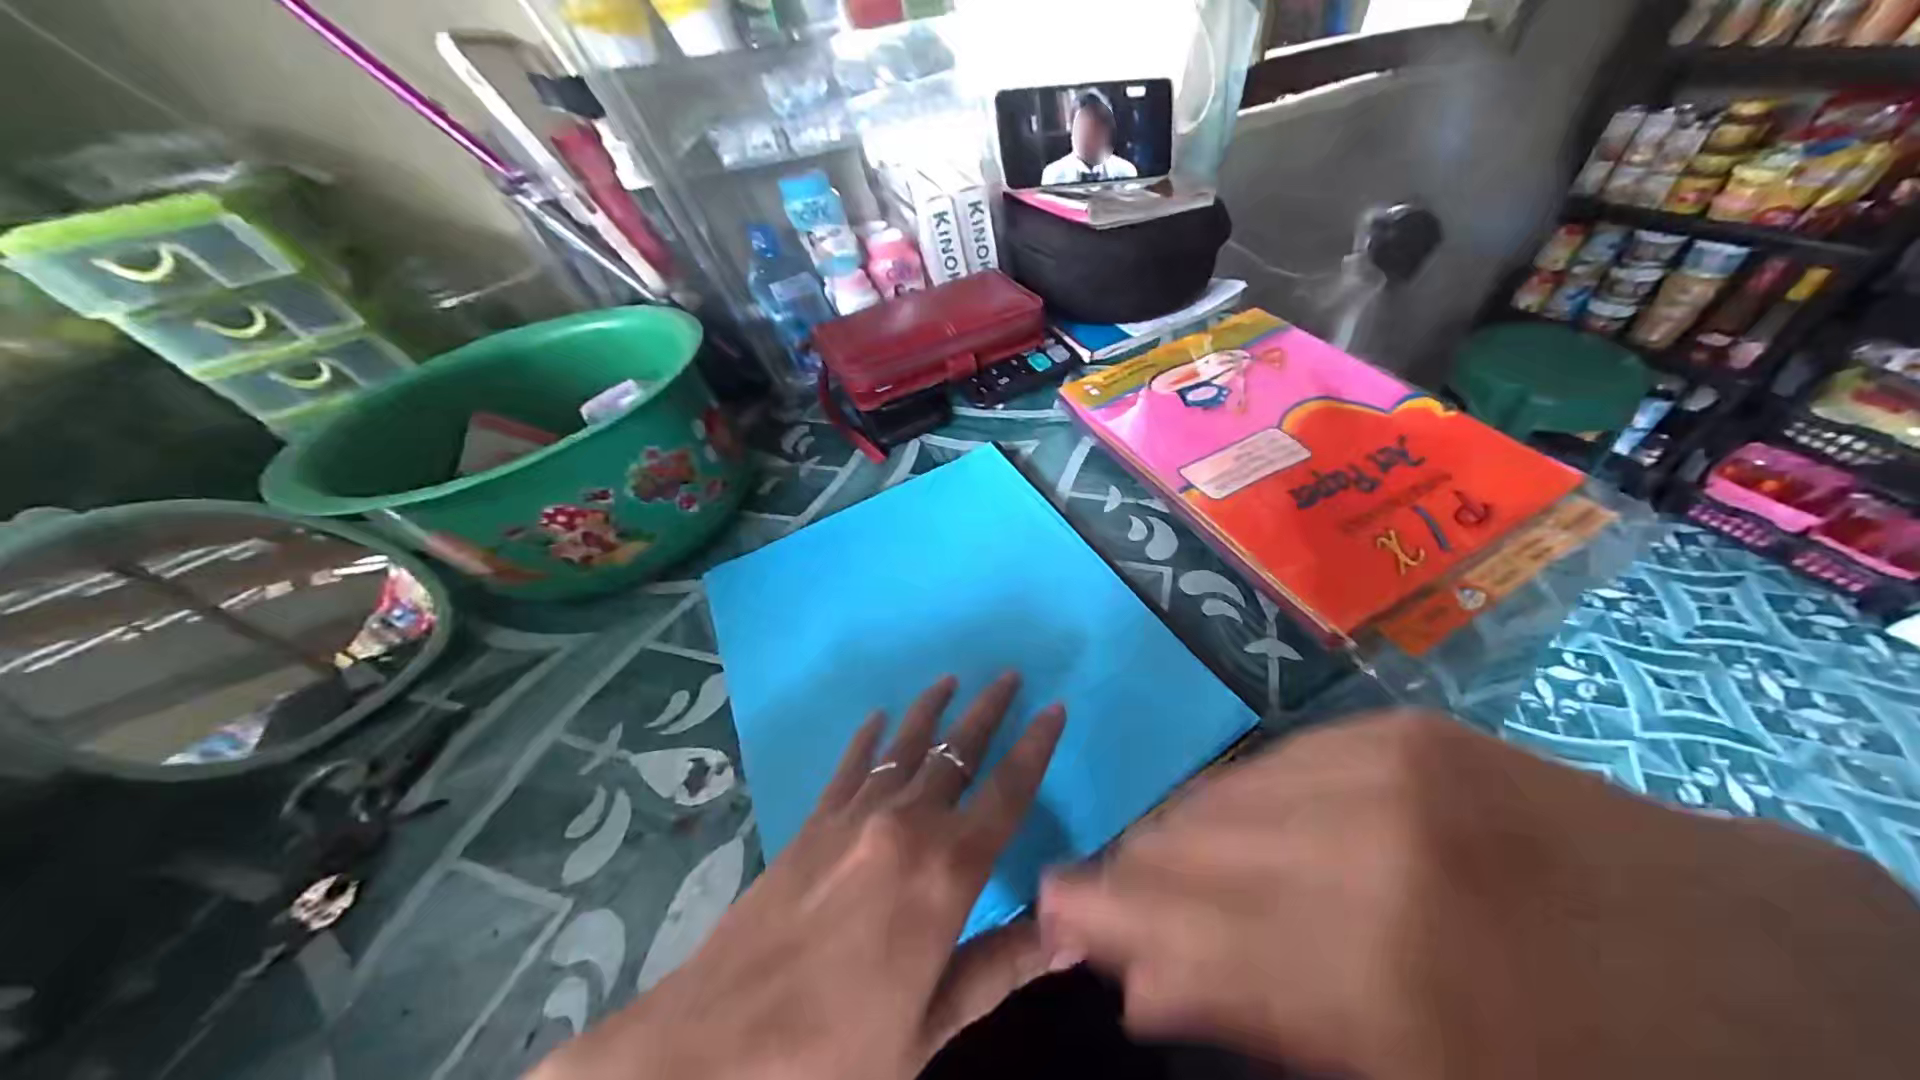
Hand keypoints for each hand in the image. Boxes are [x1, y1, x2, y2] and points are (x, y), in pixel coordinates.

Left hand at [532, 673, 1068, 1079]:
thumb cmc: (838, 1045)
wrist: (718, 1044)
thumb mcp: (931, 1025)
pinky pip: (848, 766)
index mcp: (947, 873)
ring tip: (950, 679)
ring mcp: (852, 819)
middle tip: (1009, 675)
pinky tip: (876, 717)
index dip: (1035, 748)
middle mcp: (904, 826)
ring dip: (930, 710)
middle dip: (988, 711)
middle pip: (957, 753)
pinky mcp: (811, 825)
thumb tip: (1065, 935)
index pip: (1007, 793)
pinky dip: (866, 737)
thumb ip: (999, 969)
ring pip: (903, 747)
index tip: (1054, 709)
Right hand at [1041, 711, 1919, 1079]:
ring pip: (1219, 793)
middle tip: (1089, 897)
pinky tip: (1230, 827)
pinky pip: (1271, 760)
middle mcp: (1363, 844)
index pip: (1181, 930)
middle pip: (1187, 849)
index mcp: (1380, 975)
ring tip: (1152, 866)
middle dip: (1127, 877)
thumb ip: (1265, 1026)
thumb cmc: (1599, 1070)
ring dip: (1175, 836)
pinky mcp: (1404, 730)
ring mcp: (1386, 766)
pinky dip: (1235, 799)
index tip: (1049, 912)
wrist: (1781, 972)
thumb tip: (1144, 986)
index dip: (1104, 920)